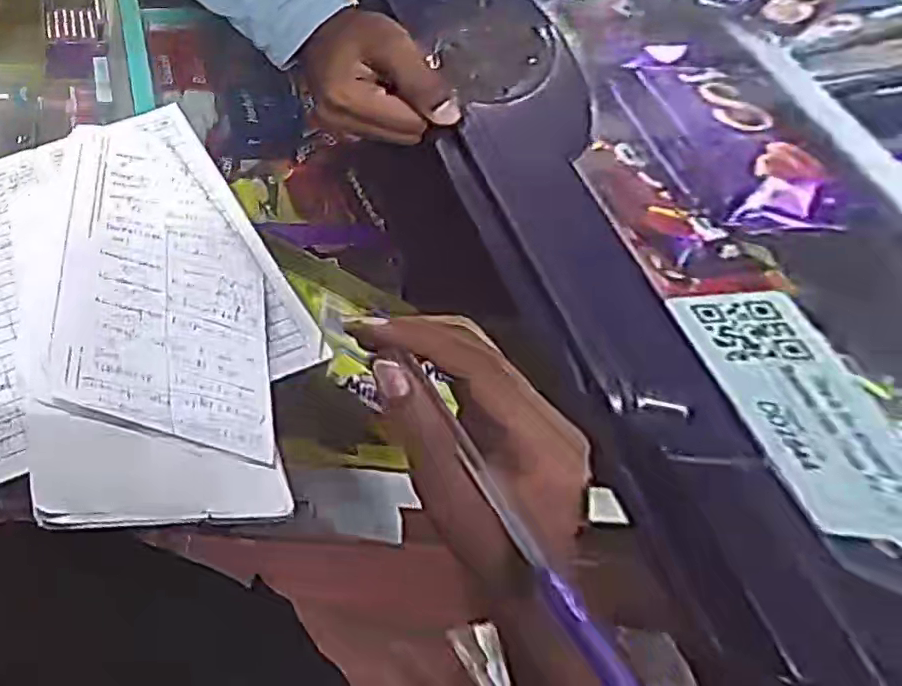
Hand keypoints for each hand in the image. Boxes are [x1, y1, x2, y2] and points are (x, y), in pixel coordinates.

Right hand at [296, 8, 459, 144]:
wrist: (316, 31)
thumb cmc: (355, 32)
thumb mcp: (394, 45)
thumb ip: (421, 82)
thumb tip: (448, 118)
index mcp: (348, 102)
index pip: (410, 124)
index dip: (426, 104)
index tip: (418, 78)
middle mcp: (336, 123)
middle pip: (400, 134)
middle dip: (411, 111)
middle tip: (402, 80)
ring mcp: (332, 128)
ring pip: (389, 135)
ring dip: (397, 113)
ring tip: (388, 85)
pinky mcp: (333, 128)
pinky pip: (374, 132)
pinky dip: (383, 116)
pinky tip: (376, 95)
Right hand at [350, 316, 590, 606]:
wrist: (531, 588)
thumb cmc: (490, 546)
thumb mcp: (444, 487)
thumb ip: (416, 422)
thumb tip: (386, 366)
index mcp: (539, 436)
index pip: (474, 362)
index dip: (417, 337)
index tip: (371, 329)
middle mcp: (550, 420)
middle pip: (480, 348)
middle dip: (418, 330)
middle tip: (367, 328)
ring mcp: (542, 420)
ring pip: (480, 353)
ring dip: (425, 339)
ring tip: (379, 338)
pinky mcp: (526, 423)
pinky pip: (479, 371)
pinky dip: (437, 357)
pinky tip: (408, 360)